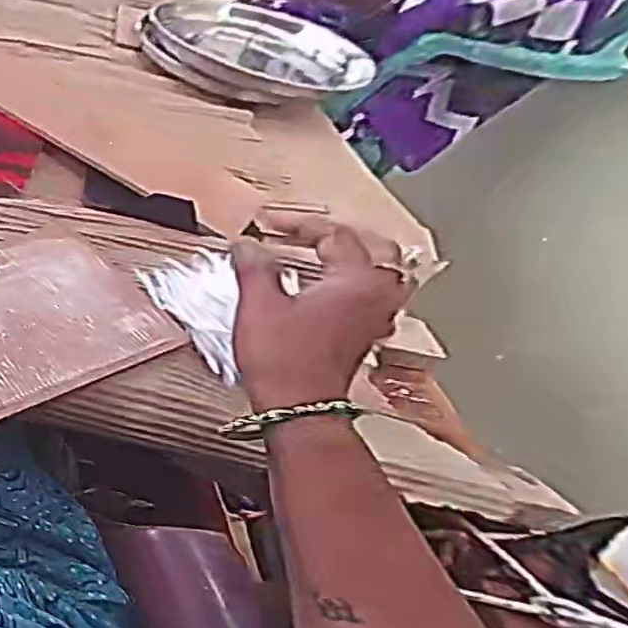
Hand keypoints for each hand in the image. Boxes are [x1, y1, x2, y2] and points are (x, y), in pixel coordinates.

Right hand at [232, 216, 413, 411]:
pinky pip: (372, 293)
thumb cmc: (282, 358)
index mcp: (357, 280)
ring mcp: (377, 314)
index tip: (268, 225)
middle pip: (372, 246)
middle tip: (303, 231)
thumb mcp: (258, 306)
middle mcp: (379, 294)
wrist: (297, 402)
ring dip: (353, 255)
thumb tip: (247, 246)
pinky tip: (330, 284)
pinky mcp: (366, 332)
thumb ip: (255, 268)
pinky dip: (353, 280)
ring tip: (324, 251)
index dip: (298, 226)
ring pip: (380, 269)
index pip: (334, 236)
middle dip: (336, 234)